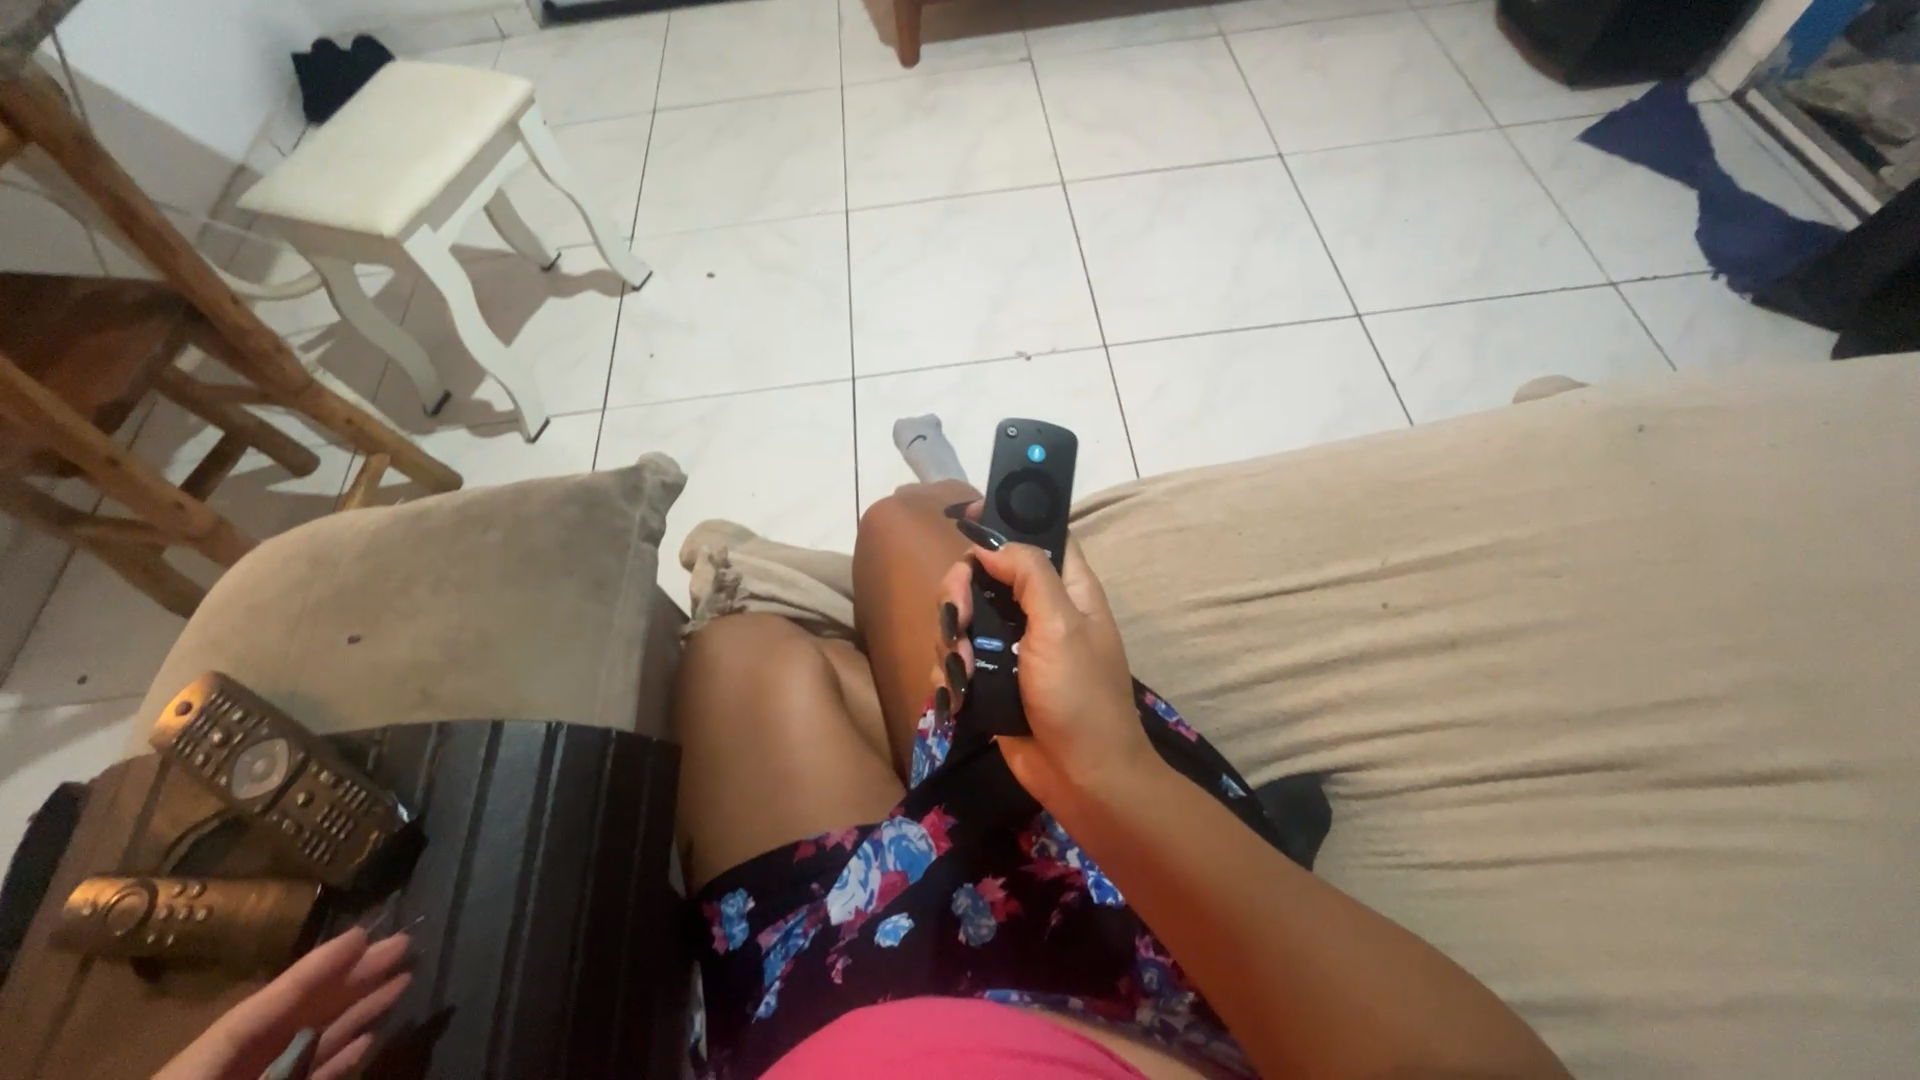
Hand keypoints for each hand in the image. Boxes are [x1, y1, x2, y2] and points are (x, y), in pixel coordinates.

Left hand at [153, 927, 411, 1079]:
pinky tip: (371, 1039)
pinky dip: (338, 1060)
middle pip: (289, 1021)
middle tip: (403, 945)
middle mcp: (223, 1078)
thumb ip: (288, 1075)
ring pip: (303, 1047)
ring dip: (354, 1014)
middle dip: (348, 983)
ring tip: (403, 980)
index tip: (363, 935)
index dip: (312, 972)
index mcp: (198, 1073)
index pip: (260, 1013)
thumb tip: (346, 1050)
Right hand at [939, 505, 1158, 806]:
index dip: (1004, 521)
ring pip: (962, 617)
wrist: (1081, 776)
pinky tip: (960, 693)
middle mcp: (1038, 610)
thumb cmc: (1081, 696)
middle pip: (983, 574)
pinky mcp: (991, 679)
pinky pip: (956, 659)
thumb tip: (988, 543)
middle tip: (957, 616)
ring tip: (963, 671)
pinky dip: (950, 673)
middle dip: (960, 592)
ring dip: (951, 641)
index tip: (965, 521)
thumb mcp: (1062, 625)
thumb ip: (1028, 574)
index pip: (1038, 534)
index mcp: (1067, 588)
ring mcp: (1012, 646)